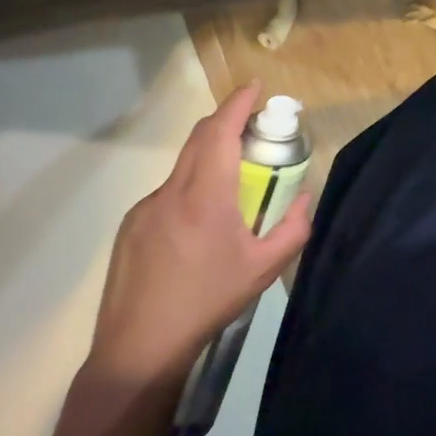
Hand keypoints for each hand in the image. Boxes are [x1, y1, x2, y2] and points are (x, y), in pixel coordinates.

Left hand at [83, 80, 310, 383]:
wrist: (139, 348)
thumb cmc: (208, 302)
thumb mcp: (264, 269)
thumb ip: (294, 228)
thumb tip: (305, 197)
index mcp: (206, 198)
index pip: (219, 132)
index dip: (238, 103)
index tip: (255, 87)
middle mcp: (171, 193)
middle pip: (199, 138)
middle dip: (227, 121)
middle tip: (254, 126)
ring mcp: (145, 209)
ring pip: (182, 168)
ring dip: (208, 160)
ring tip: (231, 191)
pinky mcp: (130, 227)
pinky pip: (166, 194)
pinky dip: (189, 191)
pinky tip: (198, 230)